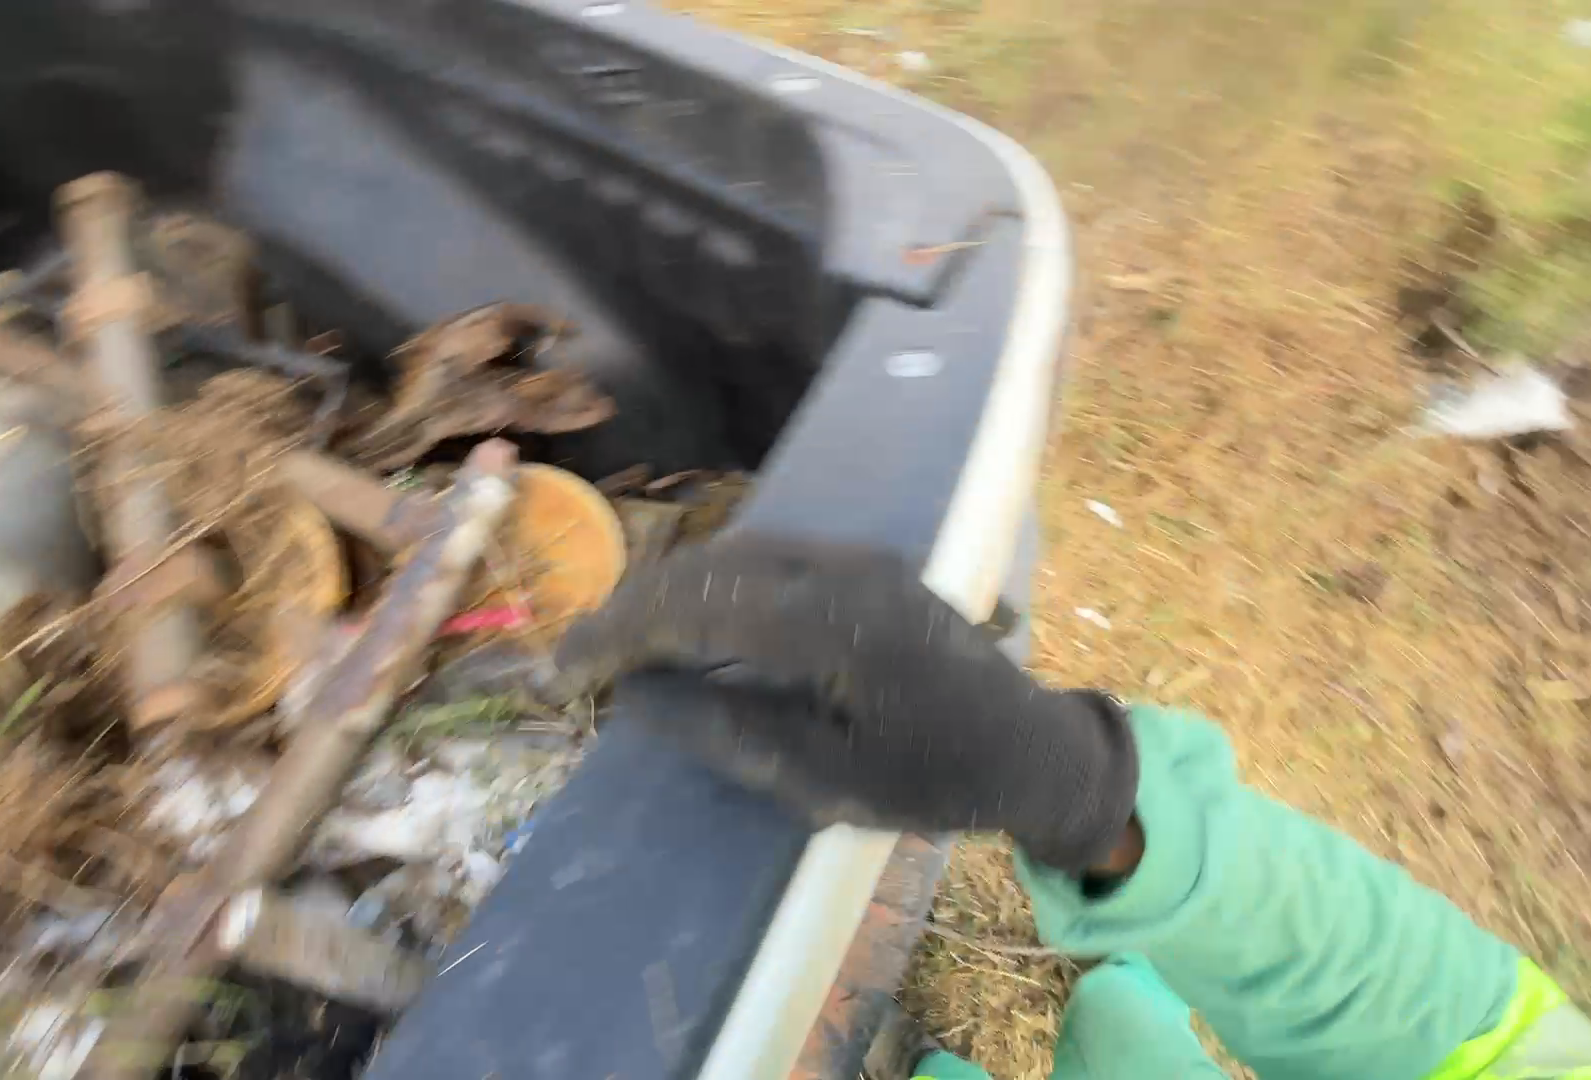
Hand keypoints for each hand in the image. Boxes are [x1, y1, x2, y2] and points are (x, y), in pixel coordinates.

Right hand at [555, 533, 1139, 873]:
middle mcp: (843, 568)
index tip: (564, 670)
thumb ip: (728, 732)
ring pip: (735, 551)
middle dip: (634, 607)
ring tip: (625, 640)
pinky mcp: (865, 561)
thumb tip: (636, 696)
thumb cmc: (935, 779)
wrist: (1026, 743)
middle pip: (710, 566)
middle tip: (583, 658)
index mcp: (837, 625)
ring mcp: (858, 556)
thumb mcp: (827, 782)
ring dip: (671, 590)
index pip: (697, 608)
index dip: (619, 634)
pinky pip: (769, 556)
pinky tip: (693, 619)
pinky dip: (715, 583)